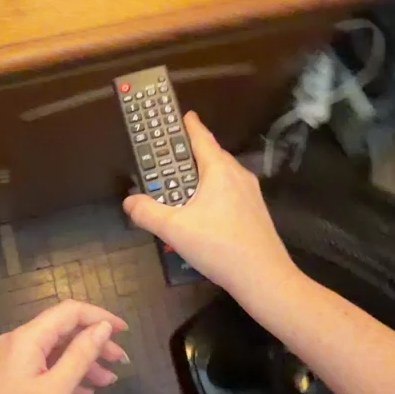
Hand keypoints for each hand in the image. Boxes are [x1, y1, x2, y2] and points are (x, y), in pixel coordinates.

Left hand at [0, 300, 129, 393]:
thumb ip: (80, 355)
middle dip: (94, 342)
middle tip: (121, 362)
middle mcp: (17, 341)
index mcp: (27, 337)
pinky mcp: (8, 377)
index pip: (69, 311)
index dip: (100, 317)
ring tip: (108, 382)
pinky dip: (64, 374)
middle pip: (62, 330)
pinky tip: (84, 393)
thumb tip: (102, 327)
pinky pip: (42, 366)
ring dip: (82, 361)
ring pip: (54, 350)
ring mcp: (10, 359)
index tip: (125, 331)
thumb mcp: (55, 391)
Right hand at [123, 112, 300, 295]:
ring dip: (199, 176)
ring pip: (220, 175)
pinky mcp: (255, 212)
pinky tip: (200, 212)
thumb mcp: (175, 229)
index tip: (180, 114)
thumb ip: (148, 213)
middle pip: (210, 155)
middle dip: (187, 154)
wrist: (264, 278)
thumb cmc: (219, 246)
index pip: (201, 137)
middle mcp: (237, 175)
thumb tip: (129, 201)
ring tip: (178, 186)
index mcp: (219, 170)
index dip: (188, 125)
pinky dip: (211, 192)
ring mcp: (250, 194)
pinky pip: (228, 191)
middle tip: (166, 157)